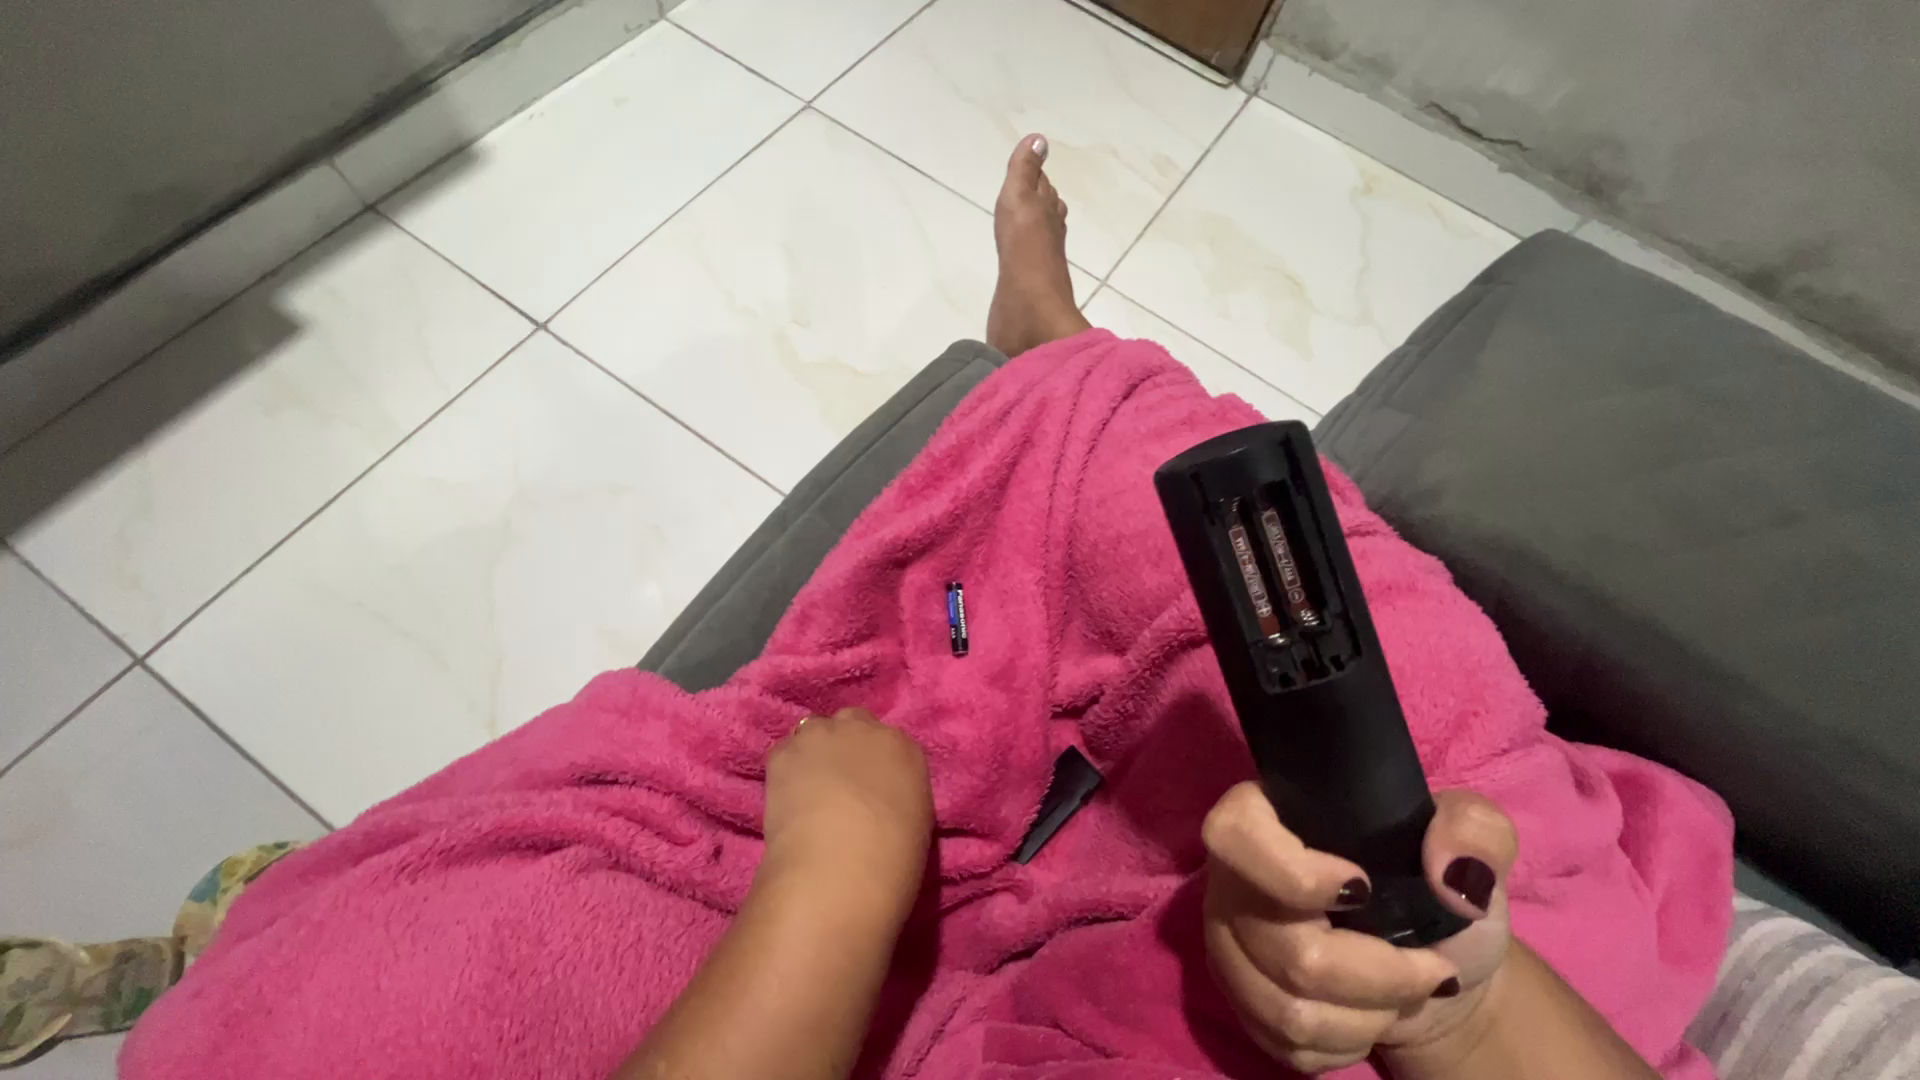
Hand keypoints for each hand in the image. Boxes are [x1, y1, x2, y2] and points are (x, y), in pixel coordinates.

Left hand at [760, 708, 933, 916]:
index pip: (887, 740)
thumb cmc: (893, 858)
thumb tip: (881, 798)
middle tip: (837, 783)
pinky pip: (783, 753)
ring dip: (812, 753)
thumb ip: (898, 795)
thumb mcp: (915, 821)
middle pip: (850, 723)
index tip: (866, 786)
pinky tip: (786, 800)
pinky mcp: (785, 752)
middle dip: (843, 745)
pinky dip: (784, 771)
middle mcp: (865, 729)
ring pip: (813, 732)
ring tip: (806, 790)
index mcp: (904, 748)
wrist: (842, 866)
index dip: (872, 763)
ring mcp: (822, 735)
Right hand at [1201, 783, 1518, 1073]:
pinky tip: (1367, 1014)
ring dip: (1368, 1016)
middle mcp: (1228, 876)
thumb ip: (1474, 831)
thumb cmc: (1435, 884)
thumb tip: (1450, 875)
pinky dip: (1345, 1043)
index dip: (1289, 872)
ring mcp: (1225, 940)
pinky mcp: (1236, 999)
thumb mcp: (1476, 840)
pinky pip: (1285, 1043)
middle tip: (1427, 967)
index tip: (1361, 890)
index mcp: (1262, 815)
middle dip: (1377, 976)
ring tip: (1402, 992)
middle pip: (1282, 947)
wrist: (1432, 960)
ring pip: (1287, 1008)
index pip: (1233, 835)